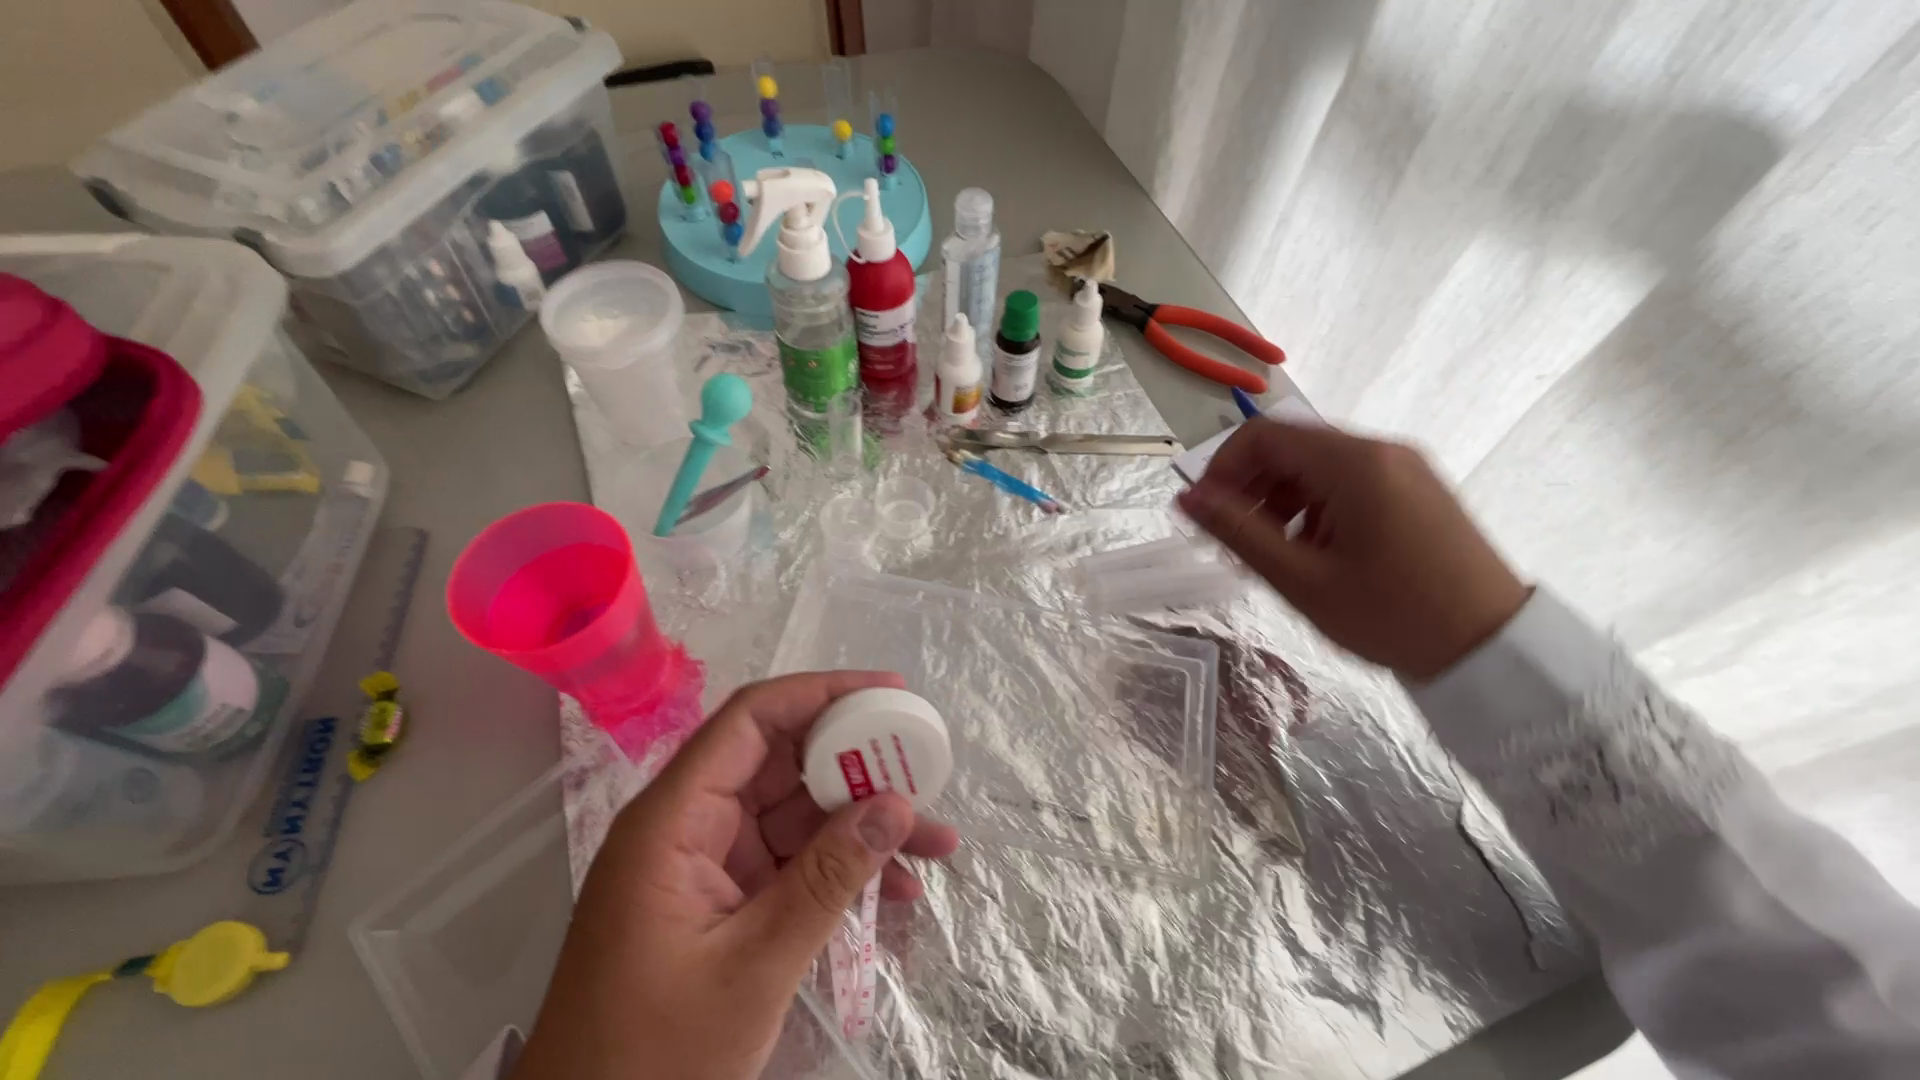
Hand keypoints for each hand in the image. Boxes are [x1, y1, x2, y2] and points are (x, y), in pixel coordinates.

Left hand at [512, 672, 960, 1079]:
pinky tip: (895, 893)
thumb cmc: (654, 1052)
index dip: (821, 693)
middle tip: (925, 772)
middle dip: (857, 767)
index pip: (751, 721)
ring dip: (861, 826)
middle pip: (782, 765)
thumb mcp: (754, 964)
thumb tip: (896, 805)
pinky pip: (790, 865)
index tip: (888, 693)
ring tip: (935, 843)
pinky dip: (840, 871)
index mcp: (674, 819)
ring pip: (795, 817)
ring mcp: (706, 865)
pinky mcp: (722, 902)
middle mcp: (689, 826)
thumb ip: (828, 879)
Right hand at [1178, 419, 1527, 679]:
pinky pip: (1348, 481)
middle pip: (1291, 446)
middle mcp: (1381, 449)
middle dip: (1250, 487)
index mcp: (1354, 463)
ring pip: (1317, 465)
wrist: (1493, 648)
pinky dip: (1315, 506)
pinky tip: (1316, 552)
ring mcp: (1404, 467)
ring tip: (1274, 554)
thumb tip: (1185, 498)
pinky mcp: (1417, 488)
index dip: (1221, 469)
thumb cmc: (1392, 616)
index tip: (1205, 516)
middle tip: (1235, 542)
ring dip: (1280, 500)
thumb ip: (1238, 533)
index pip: (1263, 435)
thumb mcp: (1302, 580)